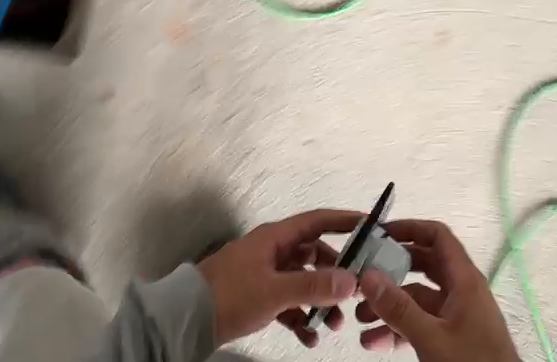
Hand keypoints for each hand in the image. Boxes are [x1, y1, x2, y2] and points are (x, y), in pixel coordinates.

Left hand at [196, 208, 361, 346]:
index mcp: (276, 237)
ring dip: (319, 301)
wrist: (187, 318)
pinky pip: (288, 302)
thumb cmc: (230, 294)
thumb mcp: (274, 291)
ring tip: (333, 325)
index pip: (317, 221)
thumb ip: (312, 286)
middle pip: (313, 255)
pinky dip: (300, 317)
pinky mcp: (257, 296)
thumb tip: (350, 280)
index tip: (369, 225)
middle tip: (355, 293)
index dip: (344, 220)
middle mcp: (273, 250)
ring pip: (302, 282)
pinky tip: (310, 337)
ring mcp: (265, 273)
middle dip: (335, 275)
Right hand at [353, 220, 517, 360]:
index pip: (437, 236)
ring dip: (390, 307)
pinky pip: (423, 323)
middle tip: (364, 277)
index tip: (380, 235)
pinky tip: (377, 342)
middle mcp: (462, 291)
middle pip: (423, 266)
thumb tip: (368, 275)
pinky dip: (400, 329)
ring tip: (360, 319)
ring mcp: (459, 316)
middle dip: (391, 273)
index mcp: (464, 279)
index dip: (410, 229)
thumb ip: (399, 308)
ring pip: (419, 299)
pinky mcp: (455, 339)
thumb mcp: (432, 337)